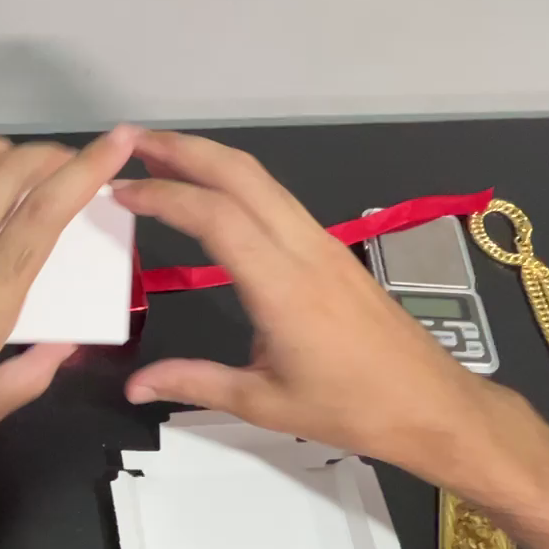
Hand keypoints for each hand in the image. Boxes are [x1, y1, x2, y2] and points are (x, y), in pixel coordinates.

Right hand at [112, 131, 536, 501]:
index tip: (119, 192)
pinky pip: (274, 198)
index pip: (216, 218)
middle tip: (129, 141)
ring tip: (158, 154)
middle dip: (182, 149)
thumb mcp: (263, 402)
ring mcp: (320, 243)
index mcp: (283, 287)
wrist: (430, 404)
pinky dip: (232, 180)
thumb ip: (193, 382)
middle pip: (240, 175)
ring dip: (208, 158)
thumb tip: (133, 386)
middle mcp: (303, 249)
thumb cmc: (350, 407)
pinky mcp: (328, 248)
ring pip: (261, 179)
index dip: (164, 197)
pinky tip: (208, 191)